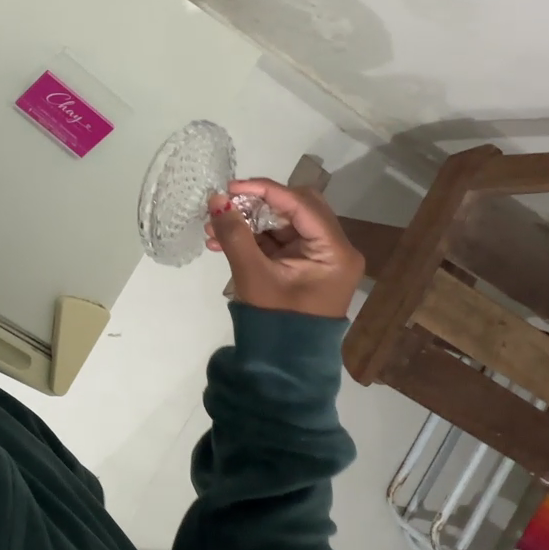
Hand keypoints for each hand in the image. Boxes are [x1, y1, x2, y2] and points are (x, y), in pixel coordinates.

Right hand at [204, 178, 364, 318]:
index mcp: (335, 251)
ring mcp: (319, 256)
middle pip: (296, 207)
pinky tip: (221, 241)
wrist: (283, 362)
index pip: (301, 204)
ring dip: (249, 221)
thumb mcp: (253, 274)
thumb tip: (216, 199)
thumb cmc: (275, 318)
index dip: (264, 190)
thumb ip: (234, 234)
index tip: (230, 187)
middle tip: (225, 205)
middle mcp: (334, 248)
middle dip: (256, 204)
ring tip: (213, 228)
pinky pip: (277, 238)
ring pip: (283, 221)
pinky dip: (251, 236)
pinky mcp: (302, 264)